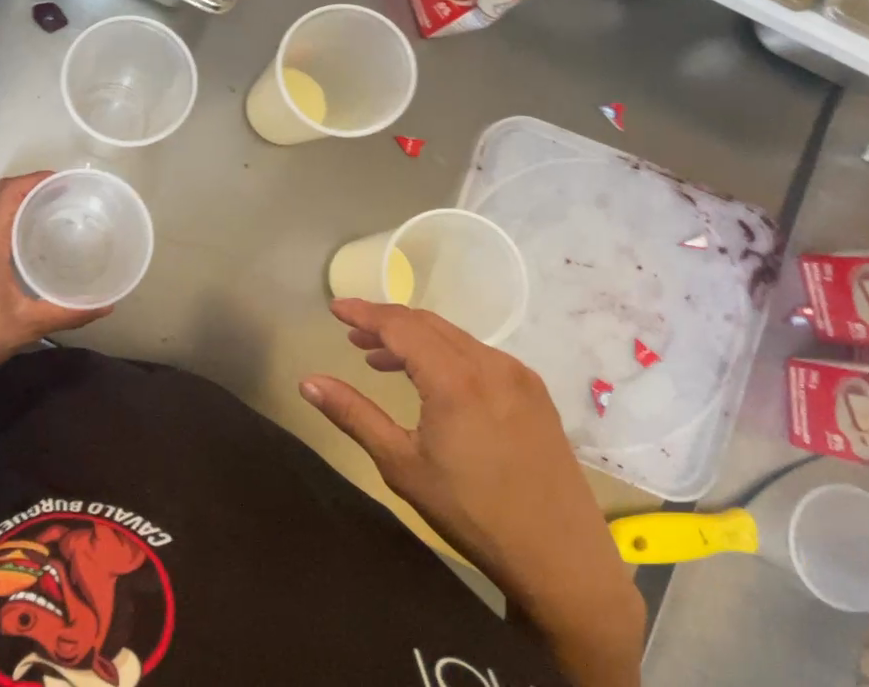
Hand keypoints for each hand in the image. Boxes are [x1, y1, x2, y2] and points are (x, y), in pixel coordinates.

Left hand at [0, 172, 111, 401]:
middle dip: (33, 185)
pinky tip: (31, 236)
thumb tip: (106, 304)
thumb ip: (69, 312)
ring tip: (54, 208)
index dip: (38, 179)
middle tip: (68, 194)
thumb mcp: (28, 324)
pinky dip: (9, 216)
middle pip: (1, 193)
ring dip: (19, 200)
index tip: (68, 181)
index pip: (10, 192)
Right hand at [300, 300, 643, 686]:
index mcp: (456, 379)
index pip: (401, 326)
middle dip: (387, 322)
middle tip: (351, 333)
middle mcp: (492, 366)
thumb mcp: (400, 464)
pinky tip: (430, 381)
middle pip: (429, 324)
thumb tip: (307, 382)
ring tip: (380, 358)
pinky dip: (445, 355)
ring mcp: (520, 379)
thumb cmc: (471, 512)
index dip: (365, 313)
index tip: (335, 309)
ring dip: (416, 339)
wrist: (561, 559)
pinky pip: (480, 356)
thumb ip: (354, 415)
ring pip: (456, 339)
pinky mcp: (536, 397)